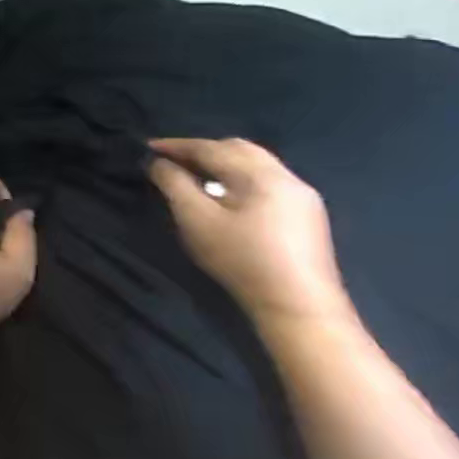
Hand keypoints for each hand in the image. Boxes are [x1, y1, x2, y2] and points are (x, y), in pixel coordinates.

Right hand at [148, 138, 352, 327]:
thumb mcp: (197, 221)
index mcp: (259, 173)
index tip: (149, 147)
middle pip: (236, 148)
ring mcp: (302, 195)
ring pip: (255, 162)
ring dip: (223, 163)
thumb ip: (174, 184)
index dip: (176, 146)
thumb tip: (158, 163)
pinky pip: (268, 180)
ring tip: (199, 176)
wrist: (301, 312)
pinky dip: (242, 177)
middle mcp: (285, 175)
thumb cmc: (243, 262)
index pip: (210, 148)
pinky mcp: (309, 214)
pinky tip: (229, 196)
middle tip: (175, 161)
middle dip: (202, 150)